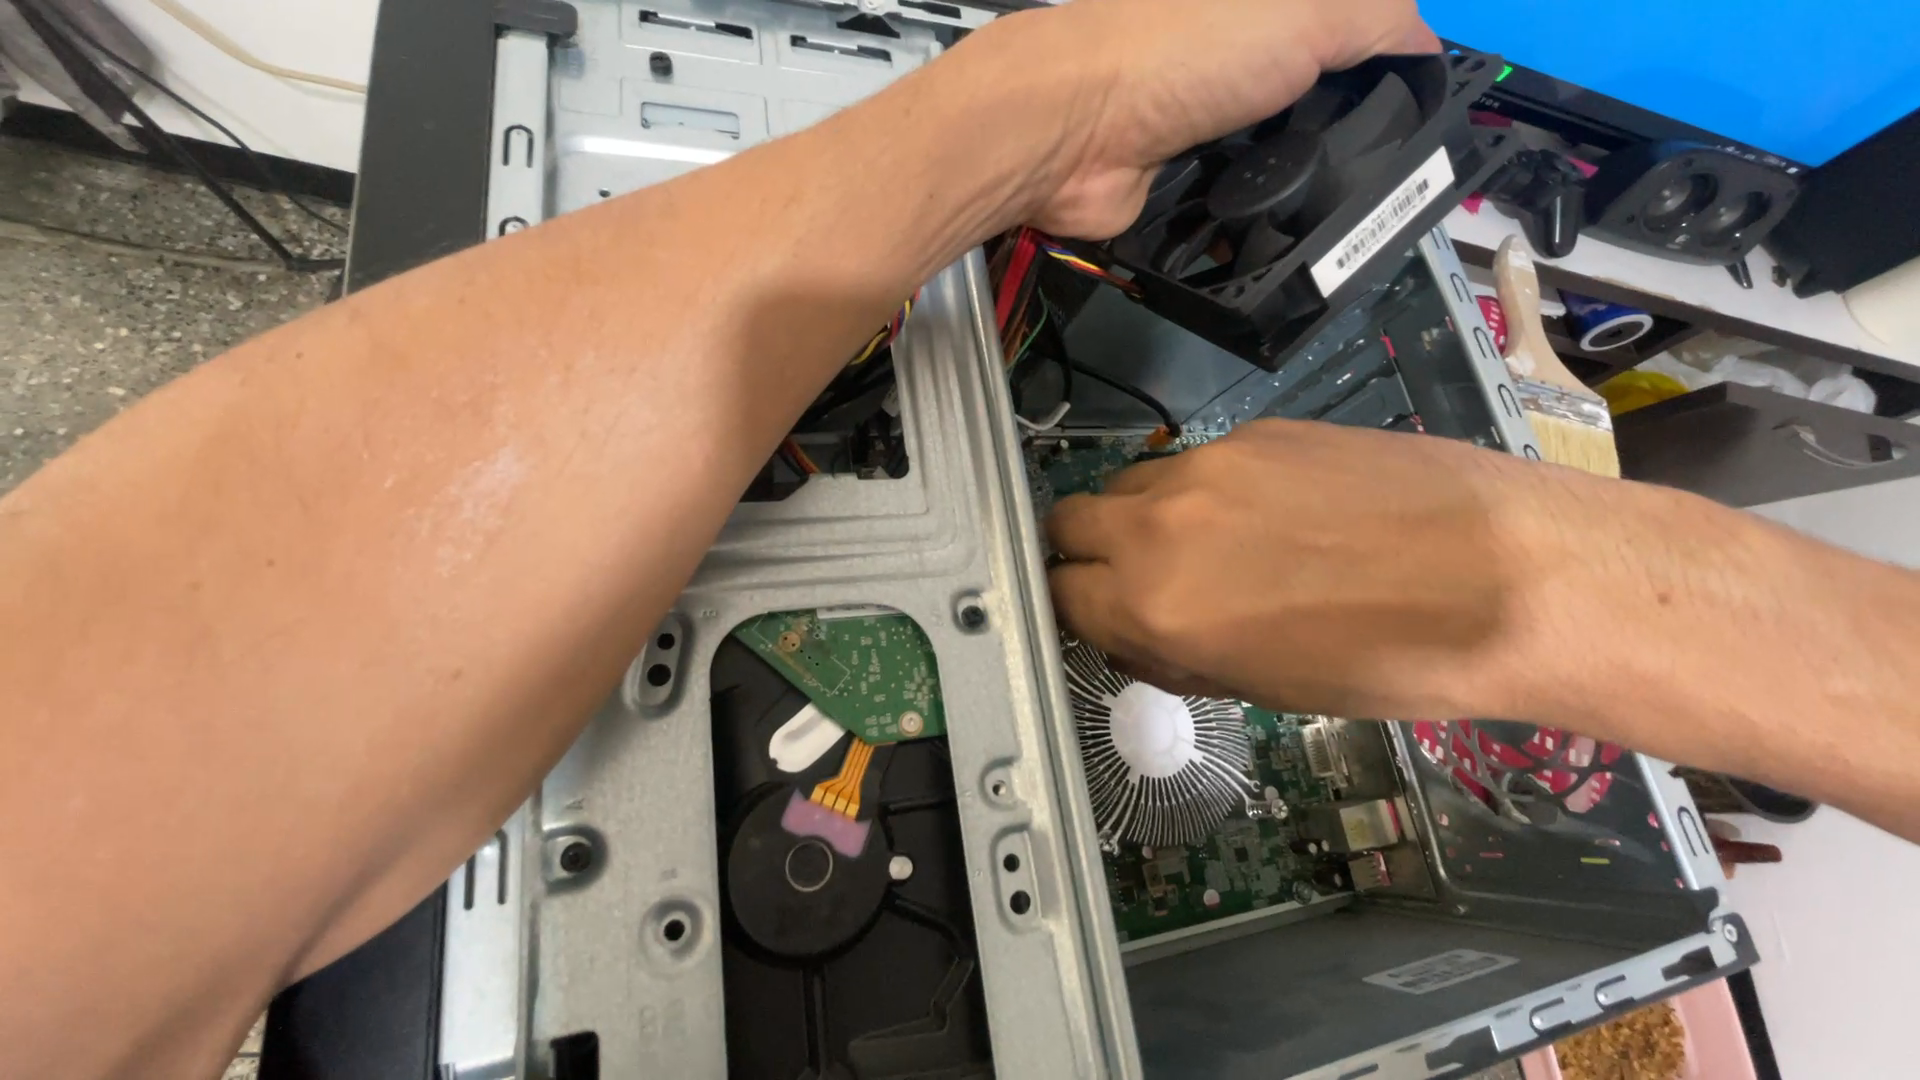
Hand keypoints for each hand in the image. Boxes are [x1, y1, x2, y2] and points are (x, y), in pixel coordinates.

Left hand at [955, 0, 1437, 238]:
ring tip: (1354, 214)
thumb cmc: (1187, 46)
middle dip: (1351, 139)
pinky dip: (1258, 223)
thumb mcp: (1311, 9)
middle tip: (1401, 175)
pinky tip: (1292, 238)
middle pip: (1316, 109)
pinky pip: (1234, 211)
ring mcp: (1206, 133)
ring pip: (1275, 166)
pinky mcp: (1180, 191)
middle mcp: (1239, 68)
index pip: (1345, 41)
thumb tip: (1429, 41)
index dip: (1387, 72)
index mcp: (1271, 13)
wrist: (1078, 129)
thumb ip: (1378, 19)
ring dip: (1305, 187)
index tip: (1429, 108)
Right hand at [1044, 419, 1594, 722]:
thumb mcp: (1259, 687)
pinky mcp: (1255, 429)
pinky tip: (1267, 514)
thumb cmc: (1388, 662)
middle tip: (1130, 579)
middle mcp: (1159, 525)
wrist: (1509, 575)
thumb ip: (1171, 653)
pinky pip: (1194, 463)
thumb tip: (1133, 632)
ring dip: (1139, 518)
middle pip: (1067, 523)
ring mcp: (1205, 466)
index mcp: (1153, 604)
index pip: (1059, 595)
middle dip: (1083, 554)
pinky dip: (1201, 492)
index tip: (1099, 617)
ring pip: (1126, 484)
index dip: (1073, 611)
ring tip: (1206, 545)